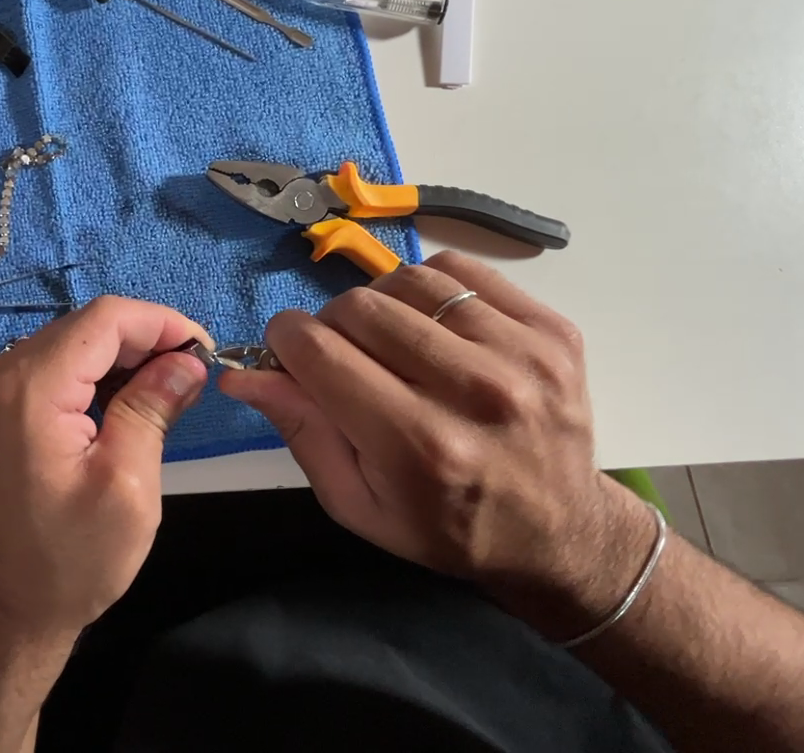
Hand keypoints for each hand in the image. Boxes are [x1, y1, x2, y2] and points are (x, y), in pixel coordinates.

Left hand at [0, 297, 210, 648]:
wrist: (11, 608)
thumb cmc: (72, 558)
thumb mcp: (127, 485)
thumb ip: (152, 408)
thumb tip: (187, 360)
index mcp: (31, 386)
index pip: (104, 319)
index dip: (160, 322)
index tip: (207, 349)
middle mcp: (3, 371)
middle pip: (87, 326)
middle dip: (145, 339)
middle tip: (194, 373)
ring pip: (74, 342)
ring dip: (124, 356)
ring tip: (171, 388)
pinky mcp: (0, 405)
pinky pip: (56, 366)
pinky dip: (97, 373)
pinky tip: (130, 399)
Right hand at [219, 251, 656, 638]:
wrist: (562, 534)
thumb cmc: (444, 526)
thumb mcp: (355, 502)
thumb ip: (299, 430)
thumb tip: (240, 374)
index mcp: (418, 445)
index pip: (317, 348)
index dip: (285, 342)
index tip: (289, 357)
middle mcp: (474, 392)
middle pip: (356, 306)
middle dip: (330, 326)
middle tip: (343, 359)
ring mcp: (521, 355)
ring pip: (405, 279)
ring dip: (379, 304)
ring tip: (389, 341)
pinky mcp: (552, 330)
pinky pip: (459, 269)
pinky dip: (428, 289)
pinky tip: (432, 327)